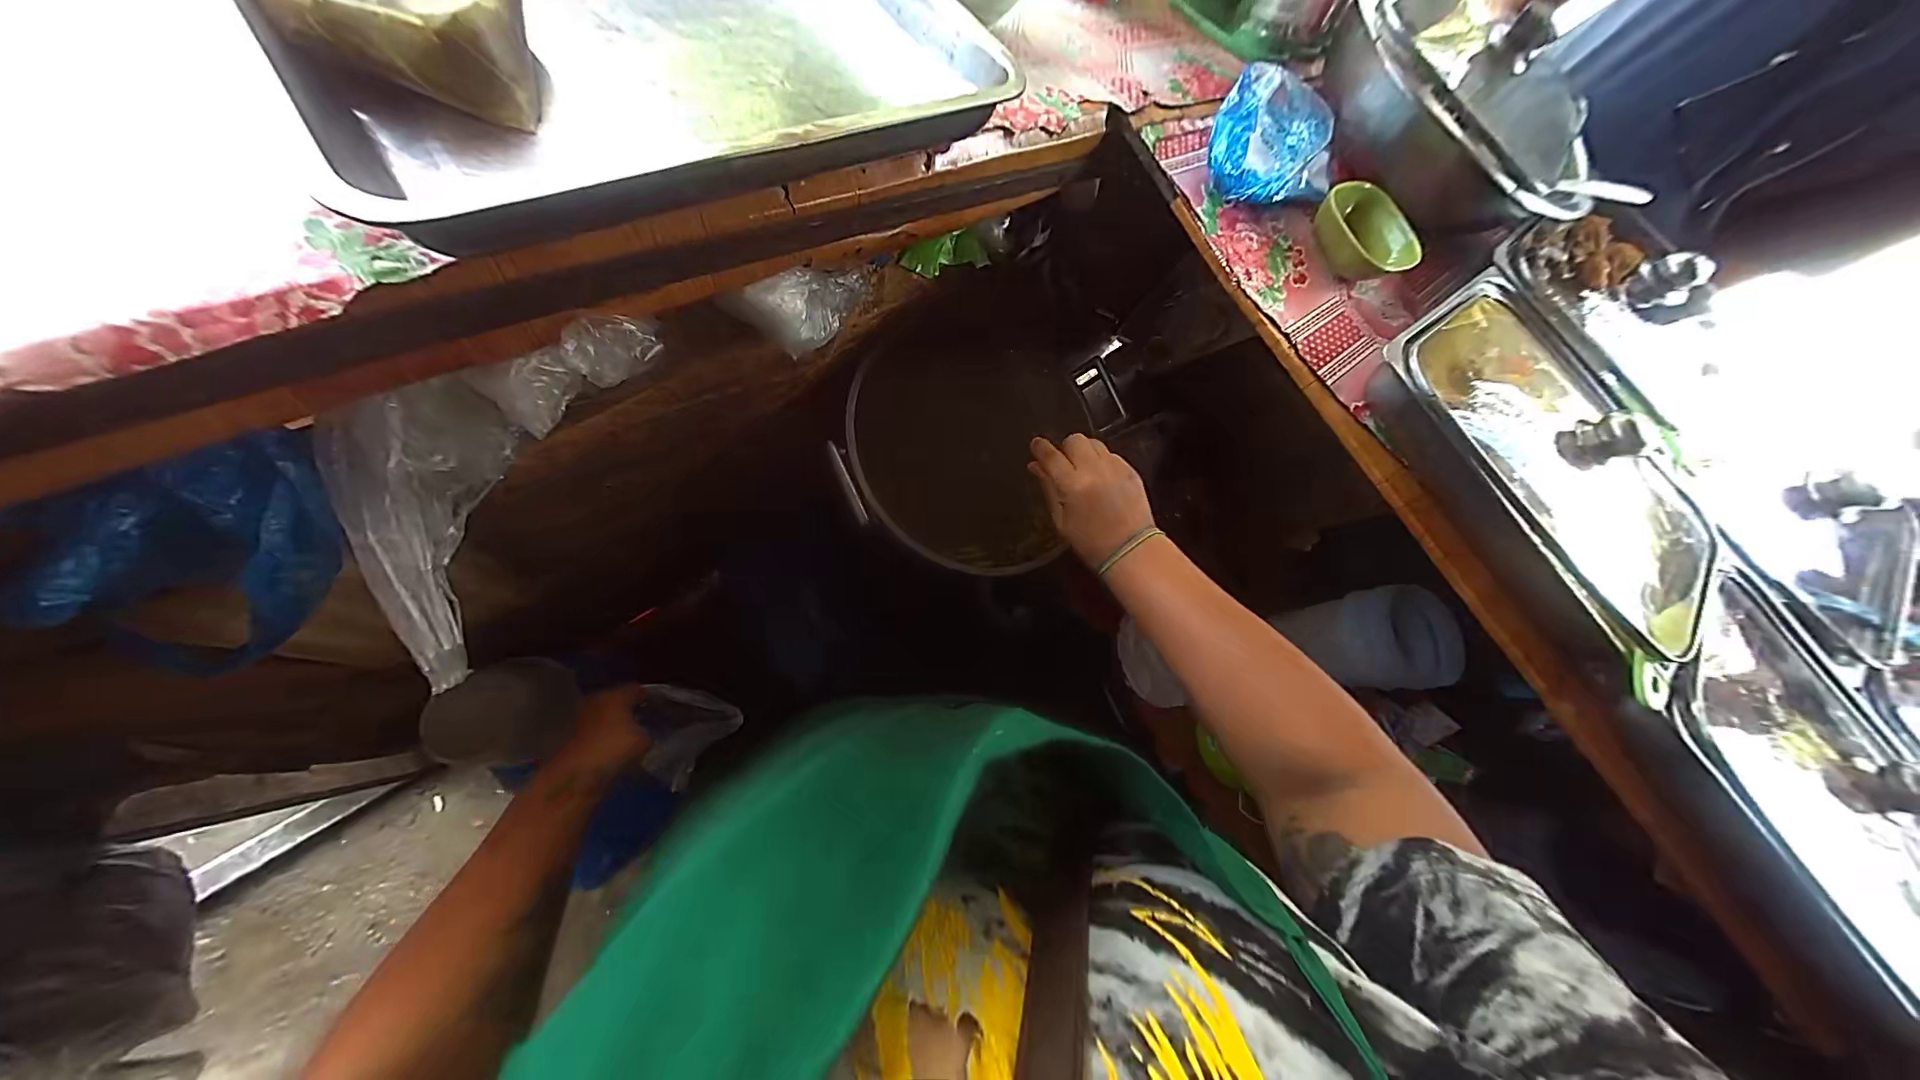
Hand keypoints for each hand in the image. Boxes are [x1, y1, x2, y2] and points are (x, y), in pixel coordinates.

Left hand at [556, 684, 651, 770]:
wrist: (575, 773)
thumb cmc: (614, 749)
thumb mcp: (644, 740)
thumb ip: (645, 730)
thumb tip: (640, 731)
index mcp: (616, 695)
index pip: (635, 689)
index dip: (645, 697)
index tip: (651, 706)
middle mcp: (595, 699)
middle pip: (615, 699)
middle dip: (625, 707)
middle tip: (636, 719)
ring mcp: (579, 715)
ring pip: (600, 713)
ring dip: (609, 720)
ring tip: (620, 733)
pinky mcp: (567, 732)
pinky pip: (590, 727)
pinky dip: (597, 732)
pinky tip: (606, 744)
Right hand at [1028, 434, 1154, 566]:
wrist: (1131, 550)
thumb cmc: (1090, 542)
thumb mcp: (1061, 520)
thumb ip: (1048, 488)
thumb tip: (1036, 466)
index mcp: (1073, 485)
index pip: (1051, 456)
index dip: (1040, 448)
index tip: (1036, 445)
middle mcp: (1095, 470)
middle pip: (1075, 440)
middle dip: (1065, 449)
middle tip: (1063, 464)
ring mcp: (1116, 468)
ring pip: (1094, 443)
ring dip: (1084, 451)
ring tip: (1083, 469)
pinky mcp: (1131, 471)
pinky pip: (1111, 455)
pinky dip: (1102, 461)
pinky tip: (1101, 478)